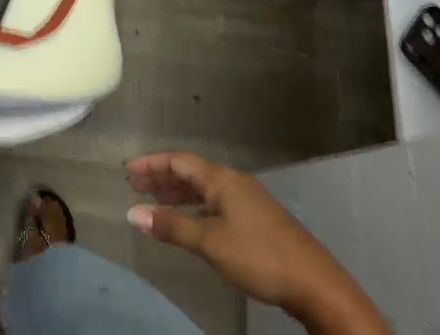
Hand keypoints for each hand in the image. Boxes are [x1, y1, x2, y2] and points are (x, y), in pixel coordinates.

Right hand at [126, 152, 387, 334]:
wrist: (311, 280)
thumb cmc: (257, 254)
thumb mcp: (210, 241)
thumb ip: (172, 226)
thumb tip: (133, 212)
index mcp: (222, 179)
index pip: (180, 160)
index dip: (152, 163)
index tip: (127, 170)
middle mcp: (234, 181)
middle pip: (191, 171)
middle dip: (162, 177)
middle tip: (134, 186)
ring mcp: (247, 199)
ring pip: (204, 188)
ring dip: (177, 193)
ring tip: (154, 203)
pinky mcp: (255, 218)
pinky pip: (215, 201)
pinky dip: (194, 206)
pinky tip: (188, 222)